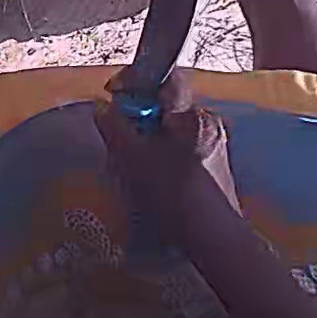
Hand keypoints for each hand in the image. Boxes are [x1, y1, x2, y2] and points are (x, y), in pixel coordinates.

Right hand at [91, 70, 240, 240]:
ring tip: (129, 155)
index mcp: (192, 116)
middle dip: (137, 112)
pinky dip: (159, 147)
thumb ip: (114, 127)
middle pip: (164, 102)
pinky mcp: (213, 162)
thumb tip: (102, 107)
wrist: (214, 239)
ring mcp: (214, 142)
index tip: (112, 93)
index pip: (165, 78)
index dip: (134, 79)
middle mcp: (207, 122)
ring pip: (170, 124)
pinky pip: (179, 141)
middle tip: (116, 131)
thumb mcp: (134, 158)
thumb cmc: (173, 193)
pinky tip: (149, 170)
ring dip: (146, 132)